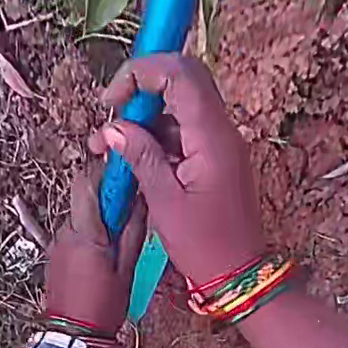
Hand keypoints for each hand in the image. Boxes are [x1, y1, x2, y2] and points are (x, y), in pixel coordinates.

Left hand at [45, 163, 147, 331]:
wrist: (73, 335)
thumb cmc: (102, 306)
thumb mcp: (126, 268)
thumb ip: (133, 231)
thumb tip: (141, 201)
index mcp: (85, 233)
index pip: (87, 184)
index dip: (106, 171)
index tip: (126, 170)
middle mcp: (65, 233)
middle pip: (83, 198)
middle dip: (107, 198)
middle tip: (130, 209)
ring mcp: (56, 244)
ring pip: (80, 217)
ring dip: (98, 219)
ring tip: (118, 238)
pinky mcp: (54, 254)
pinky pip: (73, 234)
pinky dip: (88, 234)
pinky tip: (102, 252)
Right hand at [87, 55, 265, 287]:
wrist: (238, 273)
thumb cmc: (202, 244)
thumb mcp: (164, 201)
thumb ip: (141, 157)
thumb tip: (113, 128)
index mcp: (211, 137)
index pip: (180, 76)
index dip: (141, 74)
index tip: (110, 100)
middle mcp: (221, 131)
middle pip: (184, 80)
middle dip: (142, 88)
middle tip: (111, 112)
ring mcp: (219, 143)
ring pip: (180, 107)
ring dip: (144, 118)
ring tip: (109, 146)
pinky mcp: (214, 158)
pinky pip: (183, 132)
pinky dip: (155, 138)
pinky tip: (131, 159)